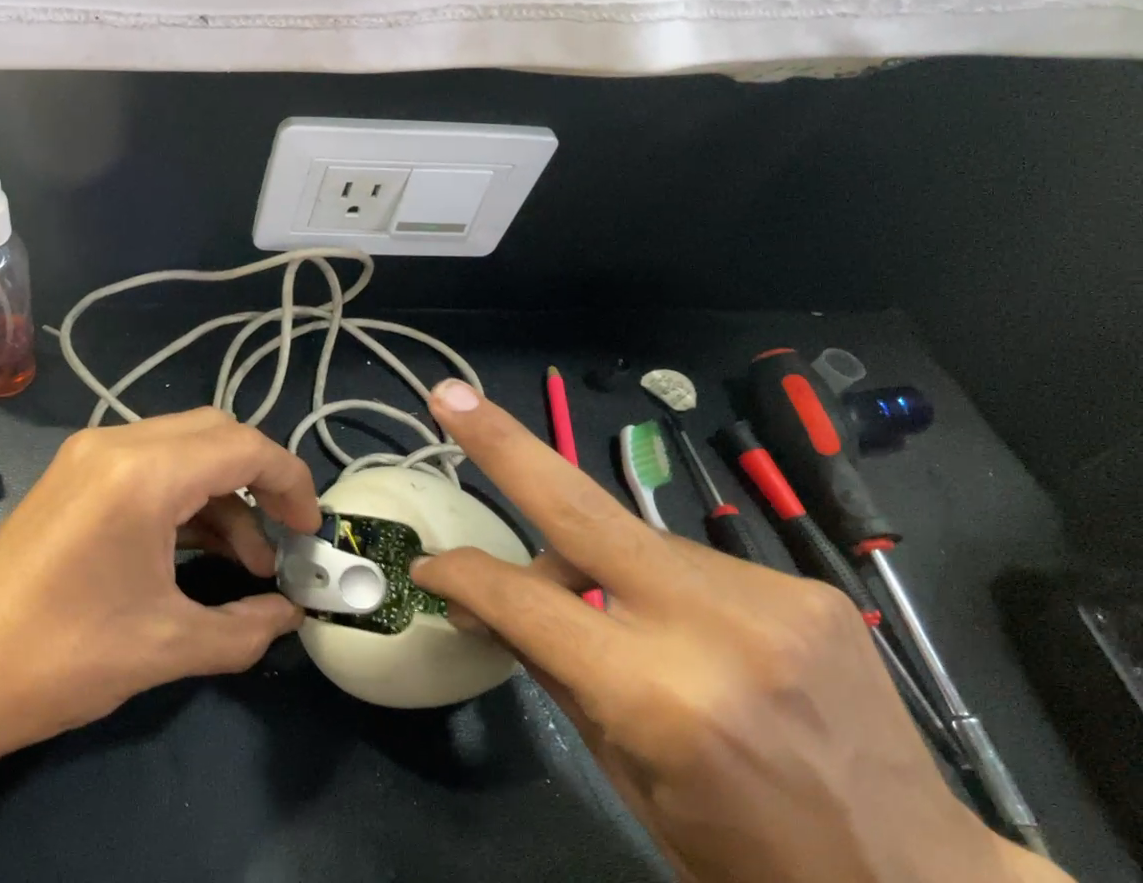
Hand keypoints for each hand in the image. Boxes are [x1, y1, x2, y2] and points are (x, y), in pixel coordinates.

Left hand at [0, 407, 321, 761]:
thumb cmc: (60, 658)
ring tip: (245, 562)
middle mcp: (112, 446)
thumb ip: (244, 629)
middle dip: (259, 481)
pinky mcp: (65, 482)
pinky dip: (180, 499)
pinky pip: (142, 469)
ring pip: (178, 450)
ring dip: (220, 495)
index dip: (292, 482)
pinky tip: (194, 552)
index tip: (313, 529)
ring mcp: (82, 460)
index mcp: (142, 473)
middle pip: (213, 434)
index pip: (244, 448)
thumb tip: (289, 619)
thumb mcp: (165, 647)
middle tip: (284, 537)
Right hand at [411, 380, 1069, 882]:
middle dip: (506, 446)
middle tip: (450, 396)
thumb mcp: (625, 775)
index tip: (427, 567)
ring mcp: (772, 598)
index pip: (526, 602)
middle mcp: (717, 628)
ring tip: (578, 598)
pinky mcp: (805, 588)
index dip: (464, 576)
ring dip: (587, 555)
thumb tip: (485, 606)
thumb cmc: (743, 857)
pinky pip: (689, 562)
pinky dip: (651, 579)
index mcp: (660, 697)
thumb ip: (553, 672)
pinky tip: (662, 620)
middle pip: (584, 510)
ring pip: (635, 539)